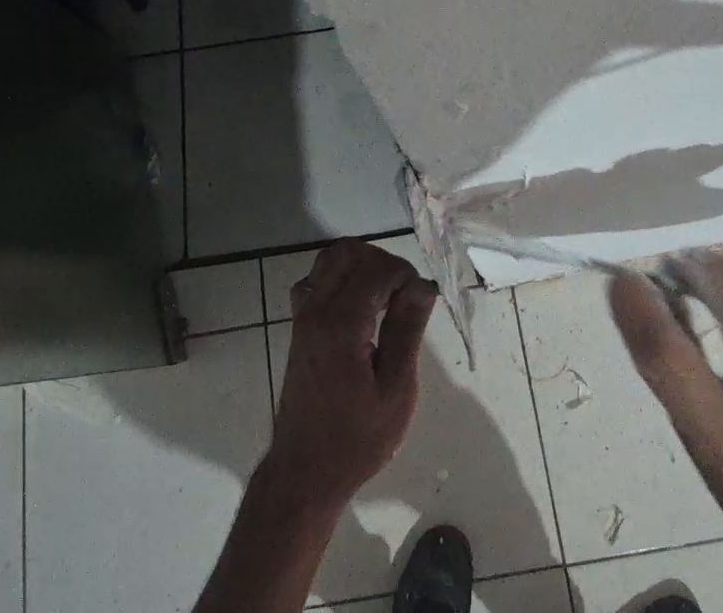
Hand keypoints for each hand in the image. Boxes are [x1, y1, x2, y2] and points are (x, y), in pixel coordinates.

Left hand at [267, 238, 439, 504]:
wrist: (305, 470)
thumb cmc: (357, 439)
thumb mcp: (396, 390)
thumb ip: (407, 330)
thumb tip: (423, 285)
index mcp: (341, 324)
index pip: (377, 267)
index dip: (405, 275)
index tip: (420, 304)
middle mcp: (316, 310)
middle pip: (348, 252)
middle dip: (383, 263)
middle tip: (404, 297)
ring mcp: (302, 317)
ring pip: (329, 260)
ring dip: (361, 267)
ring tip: (386, 300)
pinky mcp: (298, 327)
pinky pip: (317, 281)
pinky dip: (341, 280)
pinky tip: (361, 310)